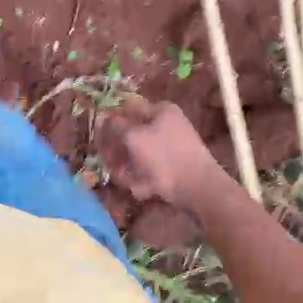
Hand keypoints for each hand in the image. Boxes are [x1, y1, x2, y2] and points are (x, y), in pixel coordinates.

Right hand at [104, 100, 225, 210]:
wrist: (202, 192)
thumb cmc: (165, 158)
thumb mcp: (134, 137)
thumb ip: (115, 126)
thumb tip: (102, 117)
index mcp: (161, 111)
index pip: (127, 110)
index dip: (110, 124)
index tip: (99, 141)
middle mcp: (168, 125)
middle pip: (133, 135)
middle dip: (120, 153)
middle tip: (111, 165)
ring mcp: (174, 148)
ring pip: (141, 156)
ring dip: (130, 169)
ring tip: (128, 182)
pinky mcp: (177, 169)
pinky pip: (154, 170)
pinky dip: (145, 180)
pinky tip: (144, 190)